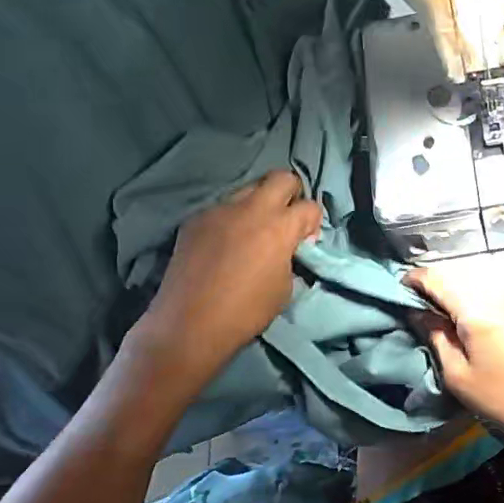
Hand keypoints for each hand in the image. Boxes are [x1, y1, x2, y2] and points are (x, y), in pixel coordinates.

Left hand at [136, 171, 321, 375]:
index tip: (306, 240)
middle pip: (281, 178)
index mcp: (279, 227)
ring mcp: (219, 210)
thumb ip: (289, 258)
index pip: (310, 206)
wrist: (190, 323)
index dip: (313, 222)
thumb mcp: (283, 288)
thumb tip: (286, 249)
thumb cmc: (246, 312)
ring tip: (252, 232)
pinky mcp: (195, 219)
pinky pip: (221, 209)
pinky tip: (224, 245)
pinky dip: (230, 220)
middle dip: (291, 194)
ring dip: (258, 205)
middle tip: (285, 221)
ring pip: (248, 189)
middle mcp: (250, 209)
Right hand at [405, 263, 503, 448]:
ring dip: (456, 291)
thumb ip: (436, 337)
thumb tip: (420, 314)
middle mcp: (498, 294)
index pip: (437, 278)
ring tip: (442, 313)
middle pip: (457, 275)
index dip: (414, 280)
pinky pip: (494, 292)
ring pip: (476, 282)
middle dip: (434, 285)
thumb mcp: (459, 375)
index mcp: (477, 309)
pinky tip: (470, 318)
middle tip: (417, 305)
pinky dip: (475, 298)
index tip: (400, 290)